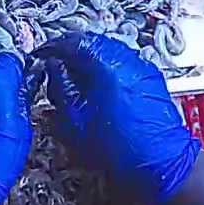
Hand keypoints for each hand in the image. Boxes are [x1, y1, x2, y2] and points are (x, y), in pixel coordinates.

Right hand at [36, 33, 201, 204]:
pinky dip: (105, 66)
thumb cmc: (117, 146)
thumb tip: (52, 67)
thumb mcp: (75, 120)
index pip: (71, 43)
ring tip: (74, 75)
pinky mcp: (150, 76)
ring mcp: (141, 65)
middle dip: (70, 50)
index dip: (51, 49)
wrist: (162, 163)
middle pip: (91, 41)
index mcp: (104, 64)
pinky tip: (97, 84)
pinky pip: (121, 60)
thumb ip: (60, 87)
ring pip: (107, 49)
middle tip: (55, 64)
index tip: (41, 56)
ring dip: (87, 57)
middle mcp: (125, 58)